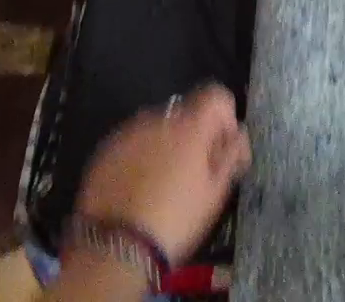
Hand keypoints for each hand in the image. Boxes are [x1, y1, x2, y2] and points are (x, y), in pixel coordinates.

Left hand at [74, 82, 251, 264]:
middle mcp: (160, 119)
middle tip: (194, 169)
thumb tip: (239, 134)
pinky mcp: (105, 150)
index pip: (216, 95)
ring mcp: (129, 133)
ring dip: (165, 142)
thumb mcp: (215, 193)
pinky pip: (132, 141)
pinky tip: (137, 185)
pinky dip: (140, 154)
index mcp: (192, 125)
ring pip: (157, 127)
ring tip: (162, 180)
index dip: (225, 116)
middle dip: (193, 134)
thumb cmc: (175, 220)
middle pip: (186, 113)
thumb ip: (232, 155)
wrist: (115, 249)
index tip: (222, 145)